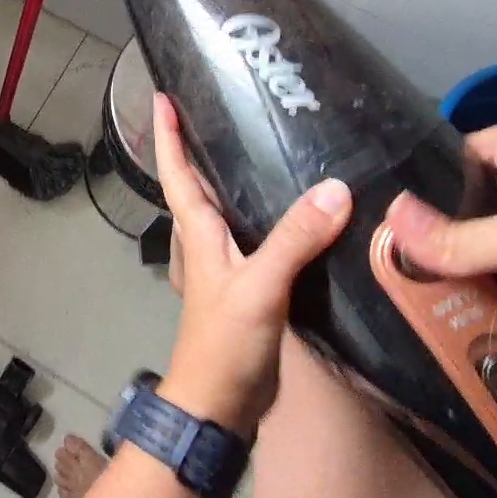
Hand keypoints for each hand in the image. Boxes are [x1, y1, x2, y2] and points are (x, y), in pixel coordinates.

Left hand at [150, 94, 351, 435]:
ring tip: (267, 142)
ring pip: (230, 208)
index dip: (168, 135)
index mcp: (198, 232)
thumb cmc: (224, 341)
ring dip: (236, 177)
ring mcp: (230, 262)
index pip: (176, 173)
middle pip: (200, 184)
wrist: (222, 402)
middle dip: (203, 145)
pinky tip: (303, 207)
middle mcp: (208, 240)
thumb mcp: (259, 286)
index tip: (162, 95)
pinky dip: (274, 215)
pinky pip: (260, 236)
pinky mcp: (254, 283)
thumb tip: (334, 188)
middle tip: (225, 104)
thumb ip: (292, 240)